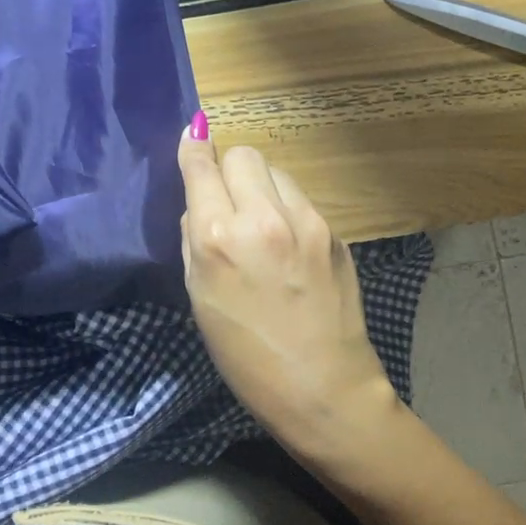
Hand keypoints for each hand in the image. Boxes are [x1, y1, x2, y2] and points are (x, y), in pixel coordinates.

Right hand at [177, 117, 399, 453]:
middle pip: (243, 154)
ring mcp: (306, 223)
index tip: (191, 134)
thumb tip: (198, 203)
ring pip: (275, 170)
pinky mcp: (335, 234)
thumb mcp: (199, 296)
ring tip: (259, 222)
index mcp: (218, 236)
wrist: (323, 390)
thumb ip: (194, 238)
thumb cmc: (244, 355)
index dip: (192, 147)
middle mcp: (262, 217)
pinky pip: (300, 199)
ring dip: (260, 185)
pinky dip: (285, 208)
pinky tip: (287, 245)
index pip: (201, 165)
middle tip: (226, 198)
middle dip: (228, 167)